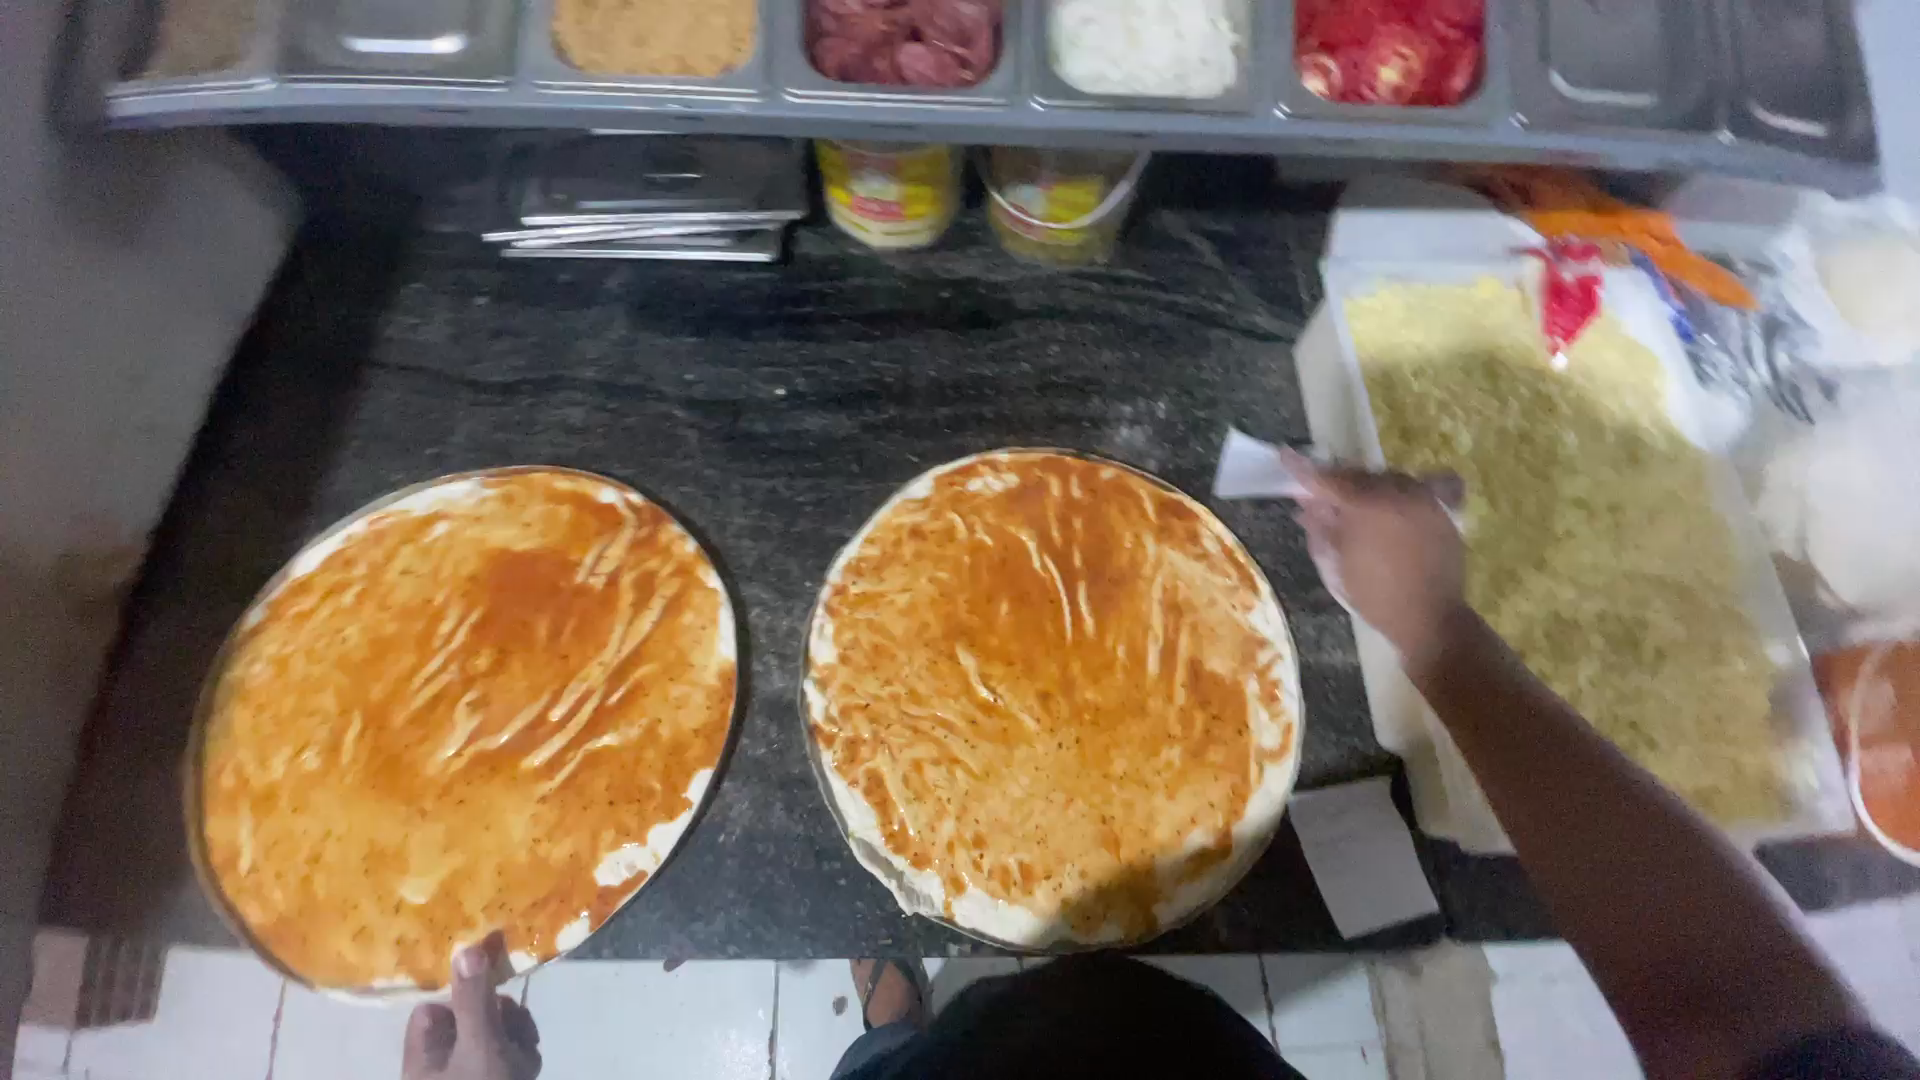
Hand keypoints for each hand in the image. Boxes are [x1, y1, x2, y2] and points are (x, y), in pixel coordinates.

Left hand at [402, 933, 540, 1079]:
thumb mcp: (478, 1044)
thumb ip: (474, 998)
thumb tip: (465, 945)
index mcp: (422, 1056)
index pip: (434, 1009)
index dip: (462, 998)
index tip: (488, 993)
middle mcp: (439, 1065)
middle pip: (473, 1016)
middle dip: (503, 1018)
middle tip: (514, 1030)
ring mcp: (468, 1075)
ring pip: (498, 1034)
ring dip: (518, 1038)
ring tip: (522, 1062)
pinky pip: (509, 1055)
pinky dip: (522, 1057)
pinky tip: (526, 1072)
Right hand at [1283, 449, 1467, 674]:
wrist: (1427, 618)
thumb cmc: (1373, 595)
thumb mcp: (1334, 562)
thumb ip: (1321, 525)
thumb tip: (1308, 503)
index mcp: (1368, 505)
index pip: (1327, 480)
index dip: (1302, 469)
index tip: (1285, 455)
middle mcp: (1399, 492)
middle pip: (1359, 476)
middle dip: (1336, 483)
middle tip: (1319, 498)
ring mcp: (1426, 498)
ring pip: (1387, 479)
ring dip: (1368, 488)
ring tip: (1356, 507)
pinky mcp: (1445, 510)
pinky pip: (1429, 483)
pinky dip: (1410, 488)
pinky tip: (1401, 501)